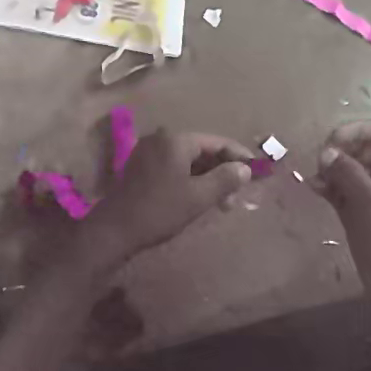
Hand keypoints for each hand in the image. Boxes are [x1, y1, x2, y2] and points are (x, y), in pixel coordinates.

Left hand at [79, 129, 254, 266]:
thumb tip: (245, 168)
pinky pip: (173, 169)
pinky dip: (190, 181)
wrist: (113, 231)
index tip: (257, 172)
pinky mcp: (139, 169)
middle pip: (202, 150)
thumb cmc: (159, 211)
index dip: (239, 156)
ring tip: (222, 202)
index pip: (217, 142)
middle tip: (239, 193)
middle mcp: (161, 139)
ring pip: (188, 161)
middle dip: (223, 170)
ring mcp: (147, 153)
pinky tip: (199, 199)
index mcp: (176, 140)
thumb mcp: (198, 197)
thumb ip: (225, 179)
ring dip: (207, 179)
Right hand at [313, 120, 370, 333]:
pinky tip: (313, 188)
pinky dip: (328, 186)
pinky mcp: (360, 210)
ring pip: (349, 168)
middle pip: (362, 148)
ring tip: (314, 178)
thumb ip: (348, 173)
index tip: (329, 144)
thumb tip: (325, 151)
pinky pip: (342, 188)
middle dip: (339, 152)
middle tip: (318, 164)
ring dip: (330, 170)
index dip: (353, 132)